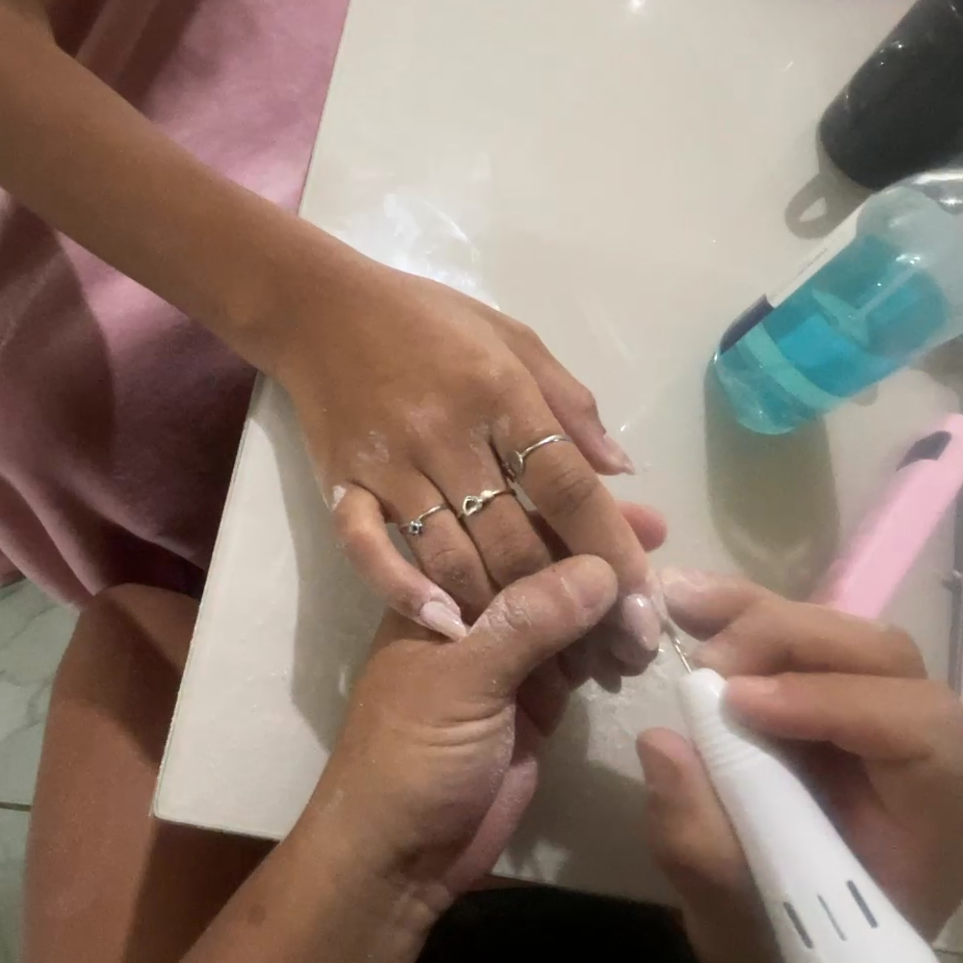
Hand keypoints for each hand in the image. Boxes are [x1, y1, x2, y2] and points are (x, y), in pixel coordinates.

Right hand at [271, 260, 660, 676]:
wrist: (321, 311)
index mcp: (498, 393)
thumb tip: (622, 471)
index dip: (610, 545)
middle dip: (563, 599)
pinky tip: (444, 623)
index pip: (566, 484)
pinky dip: (403, 590)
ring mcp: (389, 466)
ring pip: (450, 555)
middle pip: (513, 536)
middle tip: (599, 645)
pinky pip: (367, 550)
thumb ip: (570, 403)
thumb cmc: (427, 320)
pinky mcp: (342, 486)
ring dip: (497, 609)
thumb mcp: (512, 338)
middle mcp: (445, 435)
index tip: (641, 597)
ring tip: (542, 651)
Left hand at [298, 555, 621, 915]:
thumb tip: (599, 567)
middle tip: (657, 570)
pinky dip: (606, 656)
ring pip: (570, 616)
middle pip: (548, 571)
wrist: (400, 855)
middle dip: (602, 569)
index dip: (569, 521)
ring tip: (646, 628)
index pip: (508, 534)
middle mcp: (475, 615)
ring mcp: (506, 658)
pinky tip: (631, 659)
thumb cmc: (411, 757)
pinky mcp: (533, 699)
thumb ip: (526, 622)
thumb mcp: (462, 682)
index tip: (635, 517)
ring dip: (612, 617)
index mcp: (440, 593)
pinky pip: (578, 661)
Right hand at [634, 572, 962, 962]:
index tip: (735, 703)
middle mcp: (911, 759)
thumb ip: (700, 844)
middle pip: (884, 660)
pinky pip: (792, 643)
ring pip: (840, 637)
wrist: (785, 958)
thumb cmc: (776, 954)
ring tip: (682, 605)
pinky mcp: (817, 703)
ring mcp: (865, 722)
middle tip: (705, 661)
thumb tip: (661, 742)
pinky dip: (739, 617)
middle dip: (791, 640)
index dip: (829, 700)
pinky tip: (688, 604)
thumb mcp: (731, 923)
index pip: (916, 729)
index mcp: (924, 826)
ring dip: (759, 614)